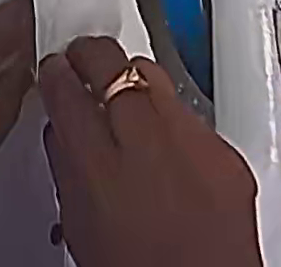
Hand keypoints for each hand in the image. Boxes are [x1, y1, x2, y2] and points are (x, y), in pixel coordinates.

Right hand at [40, 36, 263, 266]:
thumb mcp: (82, 225)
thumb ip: (67, 166)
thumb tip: (60, 125)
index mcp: (100, 171)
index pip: (66, 91)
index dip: (55, 72)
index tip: (54, 67)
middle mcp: (148, 146)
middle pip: (110, 63)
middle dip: (89, 54)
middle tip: (79, 57)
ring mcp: (193, 143)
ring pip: (152, 75)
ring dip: (130, 76)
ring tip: (119, 88)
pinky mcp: (226, 152)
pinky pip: (188, 111)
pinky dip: (170, 116)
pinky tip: (161, 136)